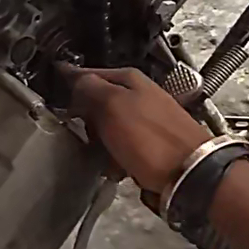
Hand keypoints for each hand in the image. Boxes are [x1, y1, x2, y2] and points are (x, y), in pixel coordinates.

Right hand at [59, 64, 213, 192]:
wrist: (189, 174)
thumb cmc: (152, 140)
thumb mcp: (113, 106)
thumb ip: (90, 88)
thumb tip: (74, 77)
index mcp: (130, 80)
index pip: (89, 75)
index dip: (71, 88)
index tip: (59, 102)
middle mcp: (140, 96)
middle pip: (98, 105)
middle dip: (88, 123)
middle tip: (88, 135)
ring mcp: (147, 120)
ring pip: (108, 130)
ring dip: (102, 145)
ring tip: (106, 157)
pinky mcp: (152, 144)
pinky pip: (123, 149)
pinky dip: (118, 159)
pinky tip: (120, 169)